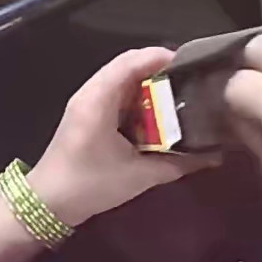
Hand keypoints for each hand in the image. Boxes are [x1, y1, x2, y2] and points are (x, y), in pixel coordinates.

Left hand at [28, 47, 212, 226]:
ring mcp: (87, 102)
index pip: (134, 60)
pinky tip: (159, 113)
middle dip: (161, 70)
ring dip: (150, 84)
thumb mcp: (138, 175)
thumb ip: (177, 163)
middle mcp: (91, 92)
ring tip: (182, 95)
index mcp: (99, 98)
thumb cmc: (89, 185)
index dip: (164, 57)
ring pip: (123, 80)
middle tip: (193, 82)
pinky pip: (117, 95)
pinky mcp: (87, 115)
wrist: (47, 203)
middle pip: (129, 65)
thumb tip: (213, 157)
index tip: (195, 66)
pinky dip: (139, 98)